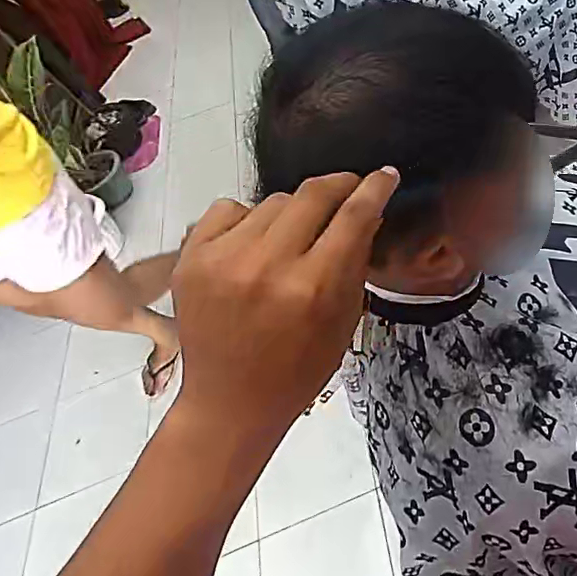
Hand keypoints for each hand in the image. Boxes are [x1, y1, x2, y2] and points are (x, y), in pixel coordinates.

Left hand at [168, 170, 398, 442]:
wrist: (232, 400)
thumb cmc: (301, 365)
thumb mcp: (345, 315)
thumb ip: (356, 260)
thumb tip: (368, 213)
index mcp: (314, 286)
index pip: (354, 215)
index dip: (375, 187)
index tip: (386, 175)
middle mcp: (267, 265)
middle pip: (313, 193)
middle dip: (340, 185)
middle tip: (350, 189)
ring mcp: (222, 259)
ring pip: (273, 200)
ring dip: (295, 209)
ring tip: (299, 233)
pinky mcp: (190, 259)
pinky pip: (229, 209)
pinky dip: (250, 217)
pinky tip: (257, 241)